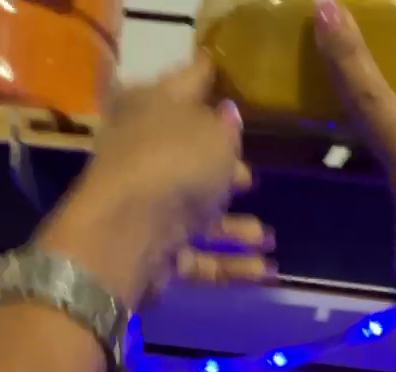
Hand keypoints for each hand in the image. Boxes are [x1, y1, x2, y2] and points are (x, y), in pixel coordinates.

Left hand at [35, 55, 270, 306]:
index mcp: (150, 107)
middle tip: (250, 178)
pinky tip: (266, 269)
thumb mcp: (214, 134)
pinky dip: (231, 264)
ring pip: (197, 215)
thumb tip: (227, 119)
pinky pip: (200, 258)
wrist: (127, 233)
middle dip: (223, 170)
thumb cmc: (173, 163)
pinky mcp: (154, 254)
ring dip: (235, 227)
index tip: (226, 78)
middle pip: (189, 158)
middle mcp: (143, 155)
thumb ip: (226, 129)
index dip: (207, 79)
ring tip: (268, 237)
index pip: (185, 84)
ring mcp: (147, 209)